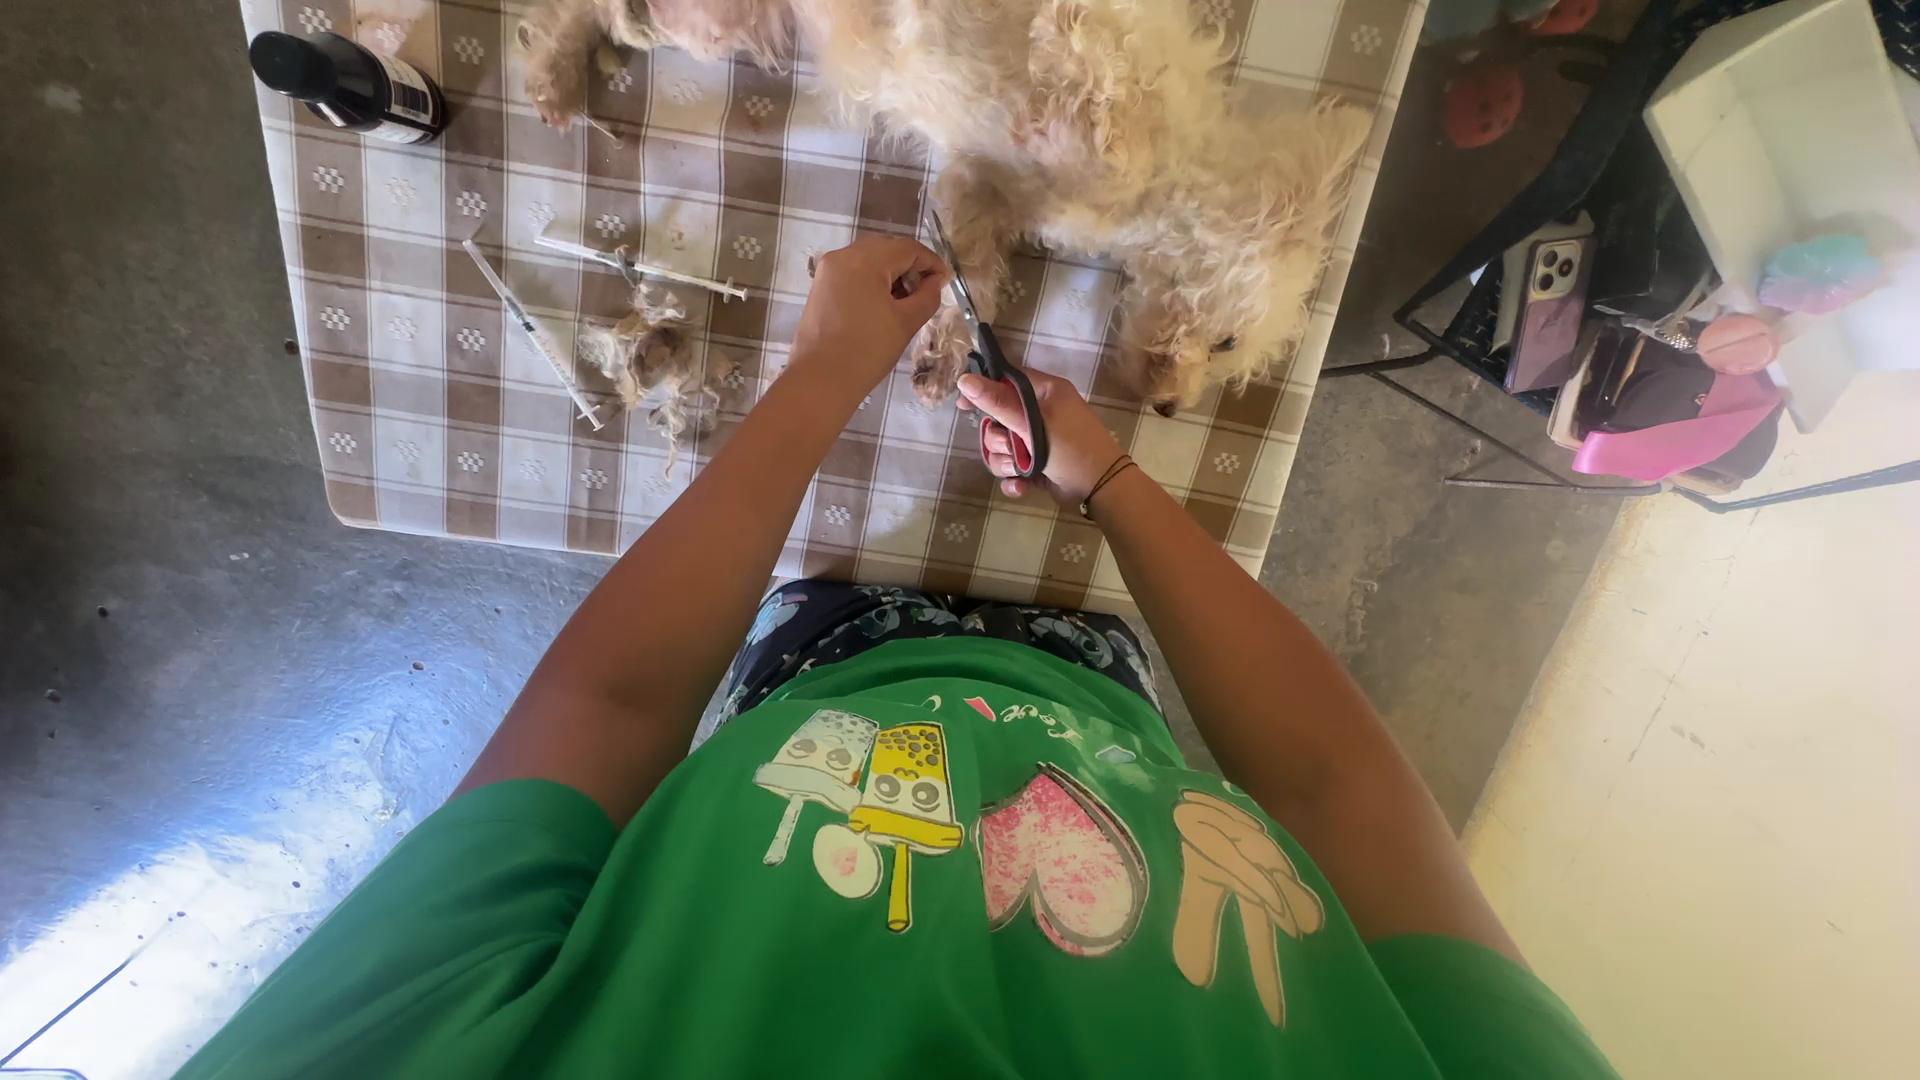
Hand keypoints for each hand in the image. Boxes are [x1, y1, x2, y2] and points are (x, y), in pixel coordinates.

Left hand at [788, 235, 947, 394]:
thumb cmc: (867, 352)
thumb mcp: (906, 323)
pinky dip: (871, 281)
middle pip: (886, 248)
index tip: (943, 282)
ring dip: (891, 273)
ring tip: (904, 302)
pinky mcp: (820, 287)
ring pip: (868, 259)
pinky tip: (881, 306)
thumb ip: (927, 297)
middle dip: (910, 266)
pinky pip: (852, 272)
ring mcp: (828, 270)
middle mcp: (843, 256)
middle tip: (925, 292)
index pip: (908, 248)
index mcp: (865, 261)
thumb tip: (935, 281)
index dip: (930, 262)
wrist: (820, 379)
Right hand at [958, 371, 1125, 505]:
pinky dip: (1014, 479)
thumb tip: (964, 380)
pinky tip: (1023, 486)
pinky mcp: (1036, 465)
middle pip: (997, 420)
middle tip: (1011, 446)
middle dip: (999, 440)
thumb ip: (998, 403)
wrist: (1100, 490)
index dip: (983, 392)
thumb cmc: (1072, 449)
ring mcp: (1037, 440)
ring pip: (1002, 447)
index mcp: (1044, 393)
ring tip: (1022, 470)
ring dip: (1006, 462)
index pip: (1005, 381)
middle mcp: (1039, 413)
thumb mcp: (1034, 424)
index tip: (964, 406)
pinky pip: (1012, 468)